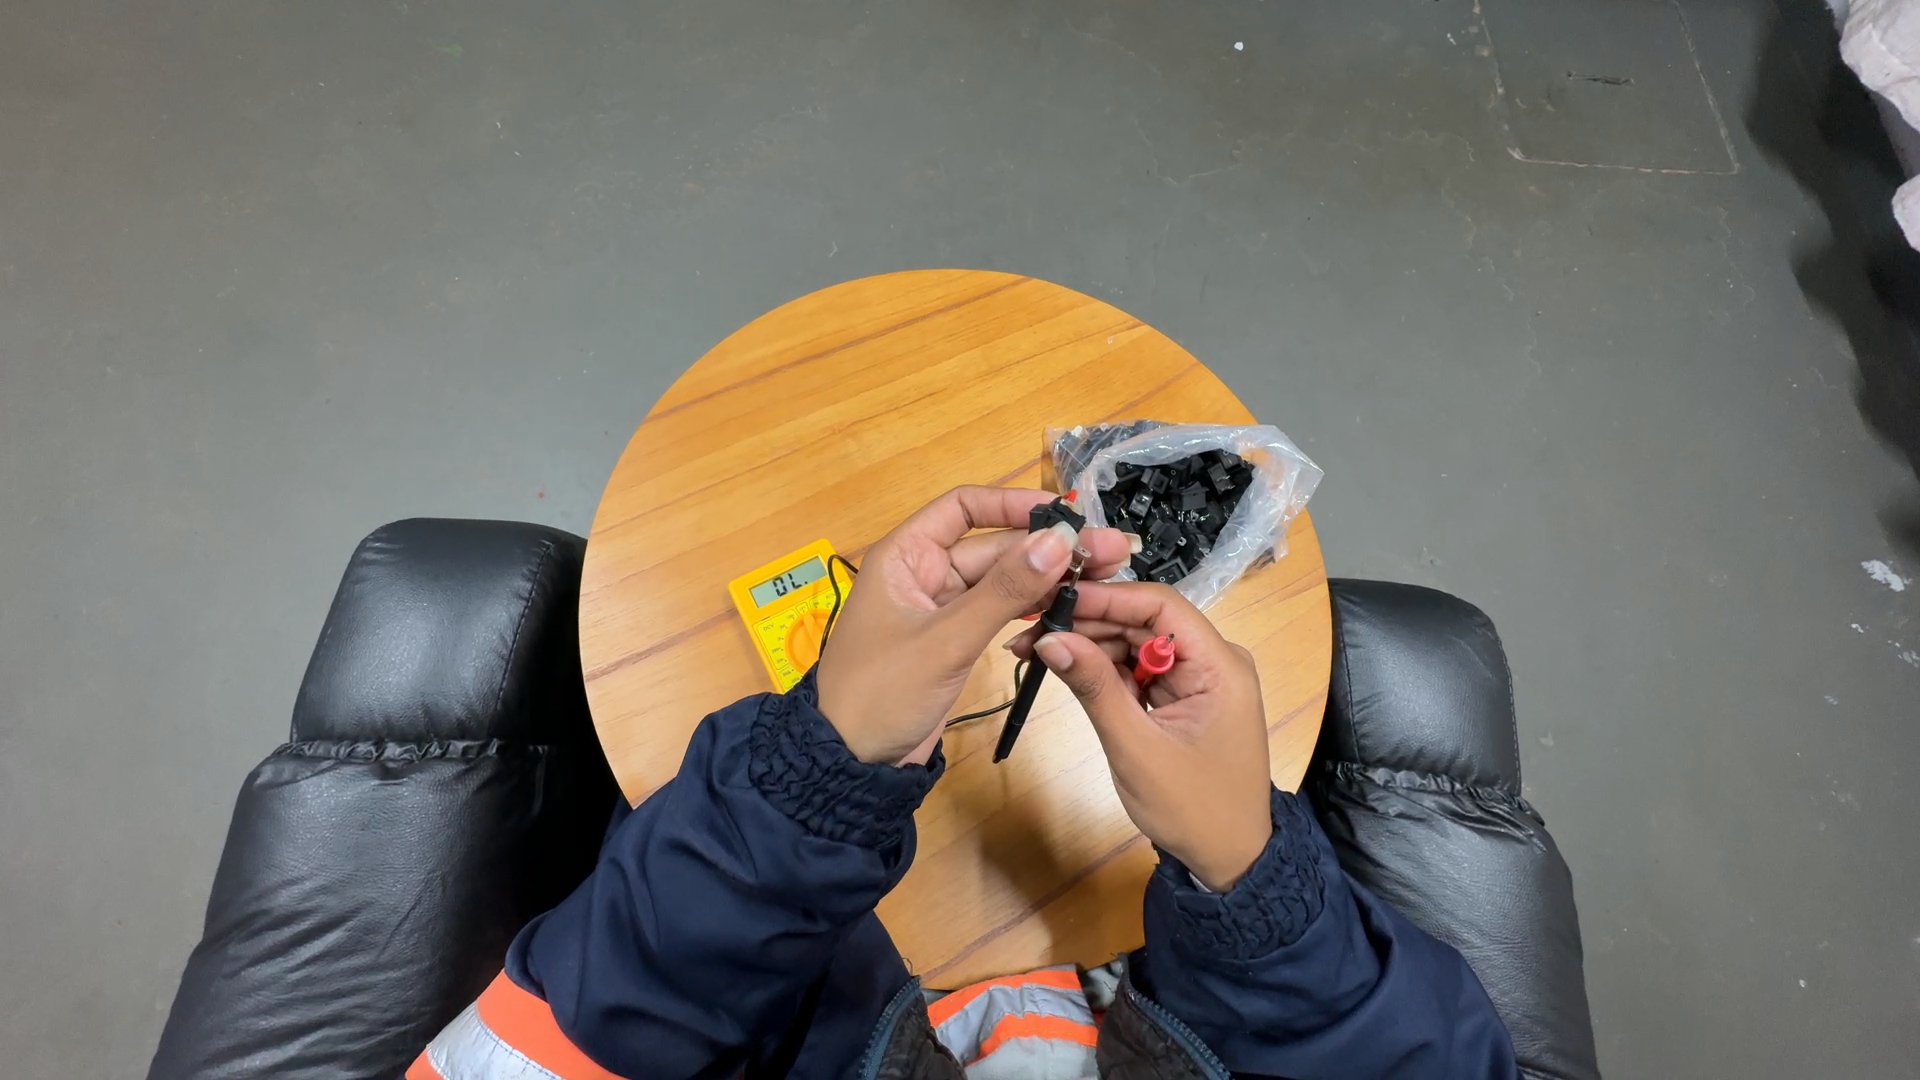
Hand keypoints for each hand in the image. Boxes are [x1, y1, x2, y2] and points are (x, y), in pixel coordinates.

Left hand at [815, 487, 1130, 765]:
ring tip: (1102, 576)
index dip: (1013, 504)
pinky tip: (1069, 607)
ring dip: (1046, 577)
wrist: (853, 764)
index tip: (1064, 513)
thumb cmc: (882, 693)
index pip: (964, 507)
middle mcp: (926, 572)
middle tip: (1108, 552)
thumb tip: (1057, 539)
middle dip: (1047, 547)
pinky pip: (999, 611)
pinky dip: (1030, 609)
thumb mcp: (945, 640)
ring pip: (1002, 581)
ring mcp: (943, 608)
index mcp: (907, 555)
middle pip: (994, 546)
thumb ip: (1003, 591)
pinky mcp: (957, 639)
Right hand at [1010, 582, 1272, 890]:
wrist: (1229, 859)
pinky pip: (1137, 666)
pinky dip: (1101, 668)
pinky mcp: (1180, 693)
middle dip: (1085, 623)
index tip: (1052, 601)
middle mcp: (1212, 659)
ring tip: (1034, 649)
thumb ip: (1094, 686)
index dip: (1105, 598)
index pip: (1159, 606)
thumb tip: (1050, 638)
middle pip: (1142, 620)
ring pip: (1134, 641)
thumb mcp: (1136, 747)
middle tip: (1028, 632)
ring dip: (1087, 644)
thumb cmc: (1192, 809)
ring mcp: (1197, 676)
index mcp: (1219, 665)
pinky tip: (1065, 666)